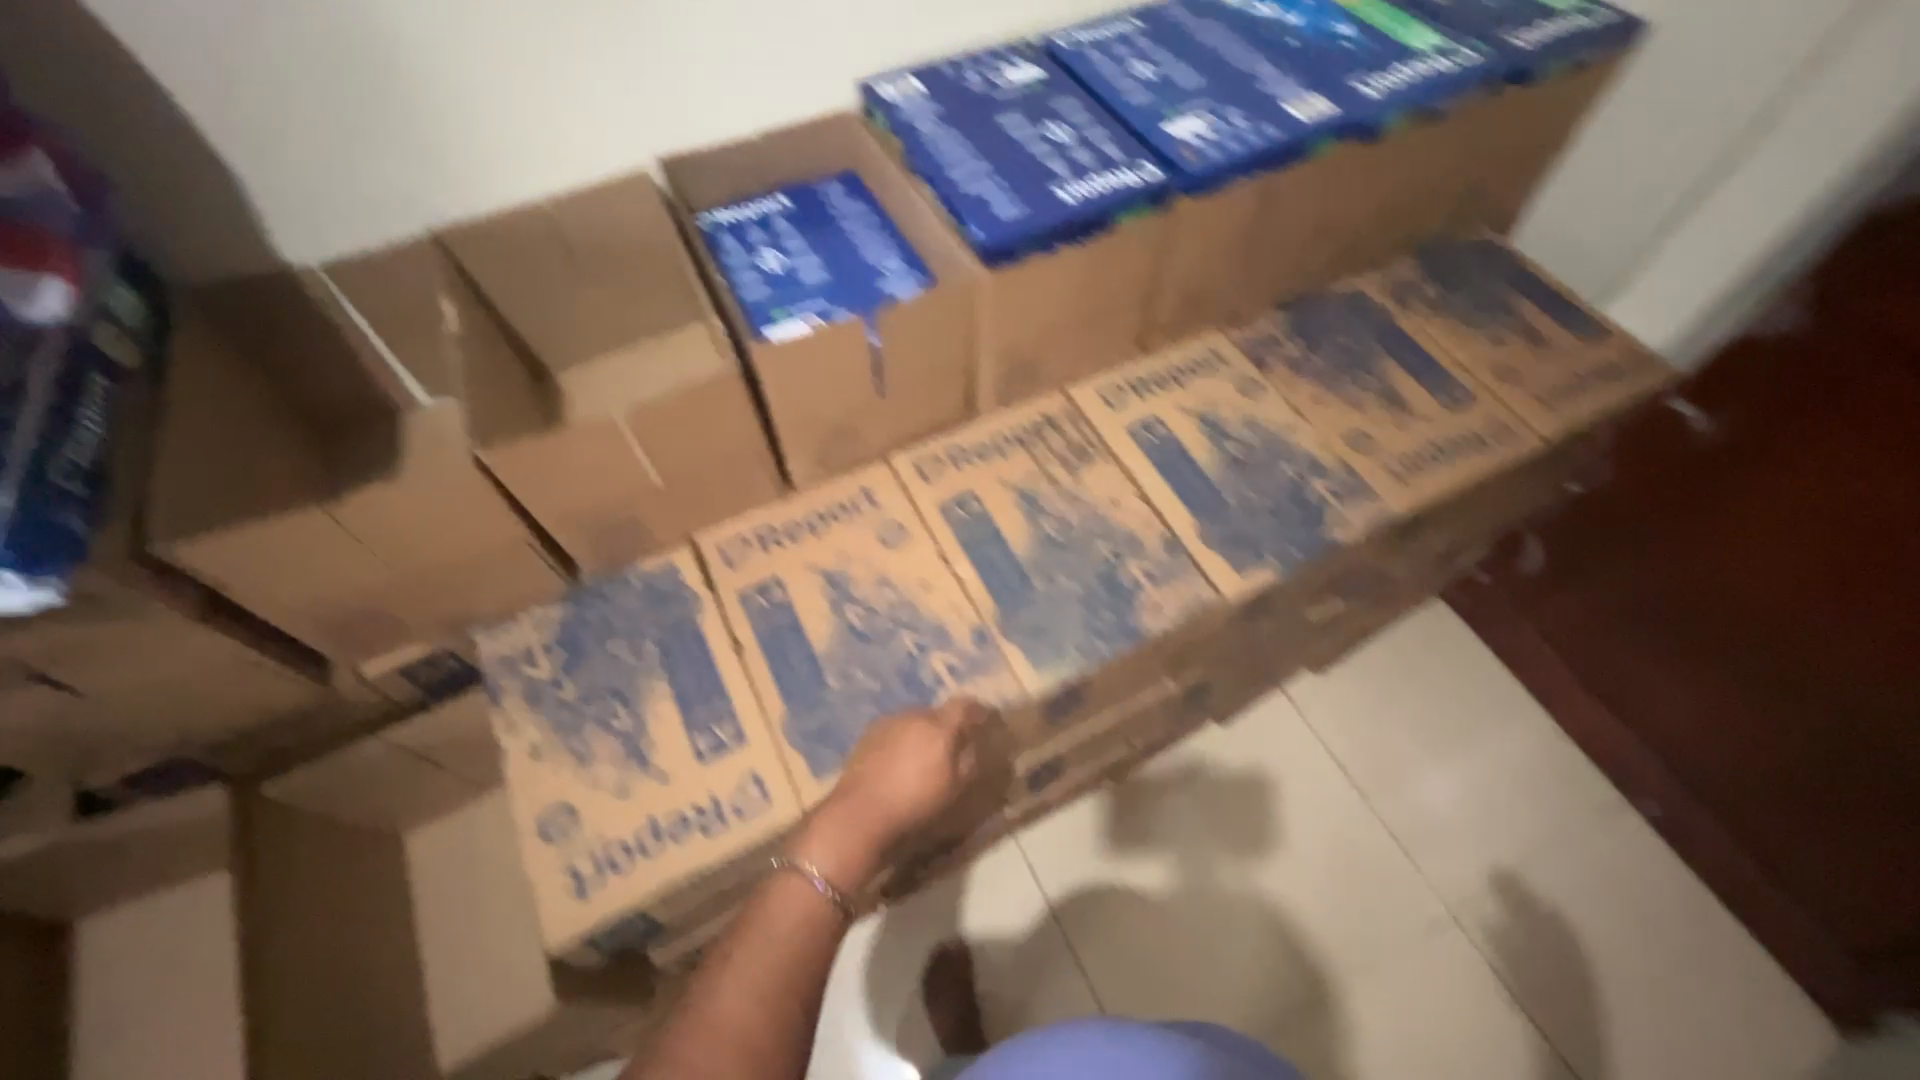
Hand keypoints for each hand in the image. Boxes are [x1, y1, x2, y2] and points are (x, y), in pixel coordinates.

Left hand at [789, 699, 998, 891]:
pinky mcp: (867, 734)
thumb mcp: (954, 788)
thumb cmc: (915, 803)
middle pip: (937, 713)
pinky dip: (902, 740)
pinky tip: (898, 763)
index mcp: (939, 726)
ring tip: (922, 758)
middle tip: (952, 747)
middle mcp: (914, 715)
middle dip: (947, 726)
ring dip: (922, 733)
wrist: (860, 812)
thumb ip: (968, 760)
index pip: (965, 705)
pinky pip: (895, 730)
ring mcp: (888, 722)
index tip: (984, 722)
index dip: (977, 711)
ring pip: (914, 720)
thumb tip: (975, 744)